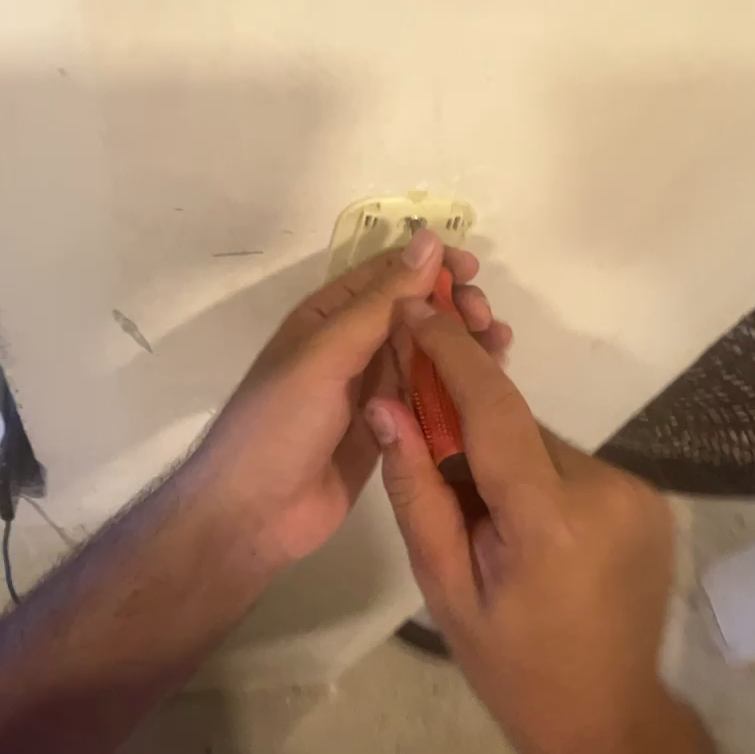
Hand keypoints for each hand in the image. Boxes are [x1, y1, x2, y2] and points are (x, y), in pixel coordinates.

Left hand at [183, 229, 504, 568]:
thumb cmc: (280, 421)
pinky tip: (488, 381)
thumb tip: (428, 241)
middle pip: (413, 313)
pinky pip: (428, 397)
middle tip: (486, 318)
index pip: (386, 275)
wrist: (253, 512)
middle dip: (452, 307)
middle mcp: (352, 346)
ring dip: (461, 344)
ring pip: (426, 353)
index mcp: (329, 317)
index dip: (429, 265)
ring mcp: (371, 389)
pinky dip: (457, 385)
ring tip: (501, 342)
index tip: (473, 268)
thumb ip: (379, 303)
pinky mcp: (388, 427)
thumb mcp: (327, 354)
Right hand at [367, 302, 724, 753]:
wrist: (608, 718)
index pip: (493, 409)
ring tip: (483, 508)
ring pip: (539, 440)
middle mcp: (606, 491)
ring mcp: (637, 493)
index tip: (416, 309)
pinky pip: (566, 460)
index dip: (451, 351)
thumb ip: (415, 489)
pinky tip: (521, 518)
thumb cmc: (511, 663)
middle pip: (514, 422)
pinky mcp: (648, 497)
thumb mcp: (442, 585)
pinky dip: (532, 469)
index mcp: (549, 521)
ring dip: (500, 451)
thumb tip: (385, 406)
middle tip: (426, 436)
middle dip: (465, 420)